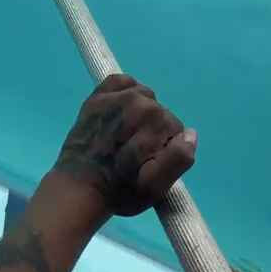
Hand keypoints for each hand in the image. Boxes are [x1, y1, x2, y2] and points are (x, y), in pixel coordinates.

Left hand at [49, 74, 196, 219]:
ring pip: (143, 97)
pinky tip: (121, 111)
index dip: (166, 147)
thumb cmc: (121, 189)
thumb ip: (179, 158)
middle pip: (158, 113)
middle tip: (136, 153)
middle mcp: (135, 98)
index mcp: (154, 117)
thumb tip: (190, 134)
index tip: (150, 162)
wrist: (80, 187)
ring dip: (140, 113)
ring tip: (127, 136)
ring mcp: (113, 95)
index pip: (175, 129)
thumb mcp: (157, 185)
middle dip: (154, 131)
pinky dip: (125, 91)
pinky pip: (120, 82)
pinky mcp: (96, 96)